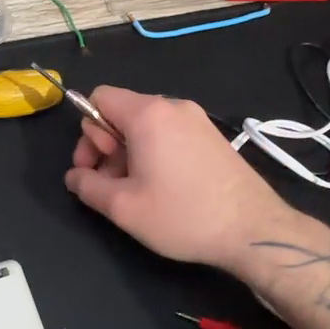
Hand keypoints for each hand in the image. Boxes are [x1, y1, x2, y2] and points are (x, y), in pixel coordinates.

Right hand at [64, 86, 317, 274]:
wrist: (255, 231)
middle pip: (121, 112)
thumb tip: (74, 177)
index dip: (87, 131)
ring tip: (135, 191)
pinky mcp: (211, 136)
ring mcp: (197, 120)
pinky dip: (153, 153)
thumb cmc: (183, 215)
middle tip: (110, 183)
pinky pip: (168, 134)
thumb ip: (86, 186)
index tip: (95, 165)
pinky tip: (161, 187)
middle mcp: (173, 107)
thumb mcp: (122, 207)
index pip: (99, 97)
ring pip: (144, 126)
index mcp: (148, 114)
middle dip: (105, 145)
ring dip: (128, 153)